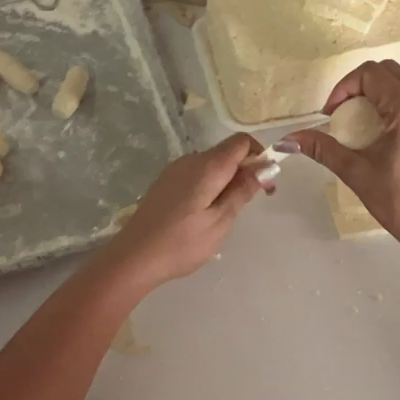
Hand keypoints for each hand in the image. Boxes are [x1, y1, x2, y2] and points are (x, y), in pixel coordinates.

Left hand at [98, 133, 265, 290]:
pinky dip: (210, 186)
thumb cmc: (181, 243)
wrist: (134, 257)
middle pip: (226, 153)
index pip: (241, 142)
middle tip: (249, 205)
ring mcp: (174, 171)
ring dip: (227, 181)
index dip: (259, 156)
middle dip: (245, 172)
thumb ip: (242, 190)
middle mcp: (190, 161)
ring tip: (225, 215)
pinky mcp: (165, 183)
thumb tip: (266, 166)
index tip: (265, 184)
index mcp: (207, 166)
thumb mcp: (220, 221)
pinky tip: (204, 214)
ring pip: (211, 165)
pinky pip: (196, 175)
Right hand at [282, 61, 399, 258]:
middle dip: (360, 86)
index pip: (371, 74)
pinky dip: (397, 105)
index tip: (332, 115)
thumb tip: (287, 140)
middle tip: (344, 115)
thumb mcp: (356, 172)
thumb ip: (322, 148)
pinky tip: (385, 134)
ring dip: (379, 95)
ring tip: (362, 124)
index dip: (345, 87)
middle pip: (389, 71)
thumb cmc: (399, 202)